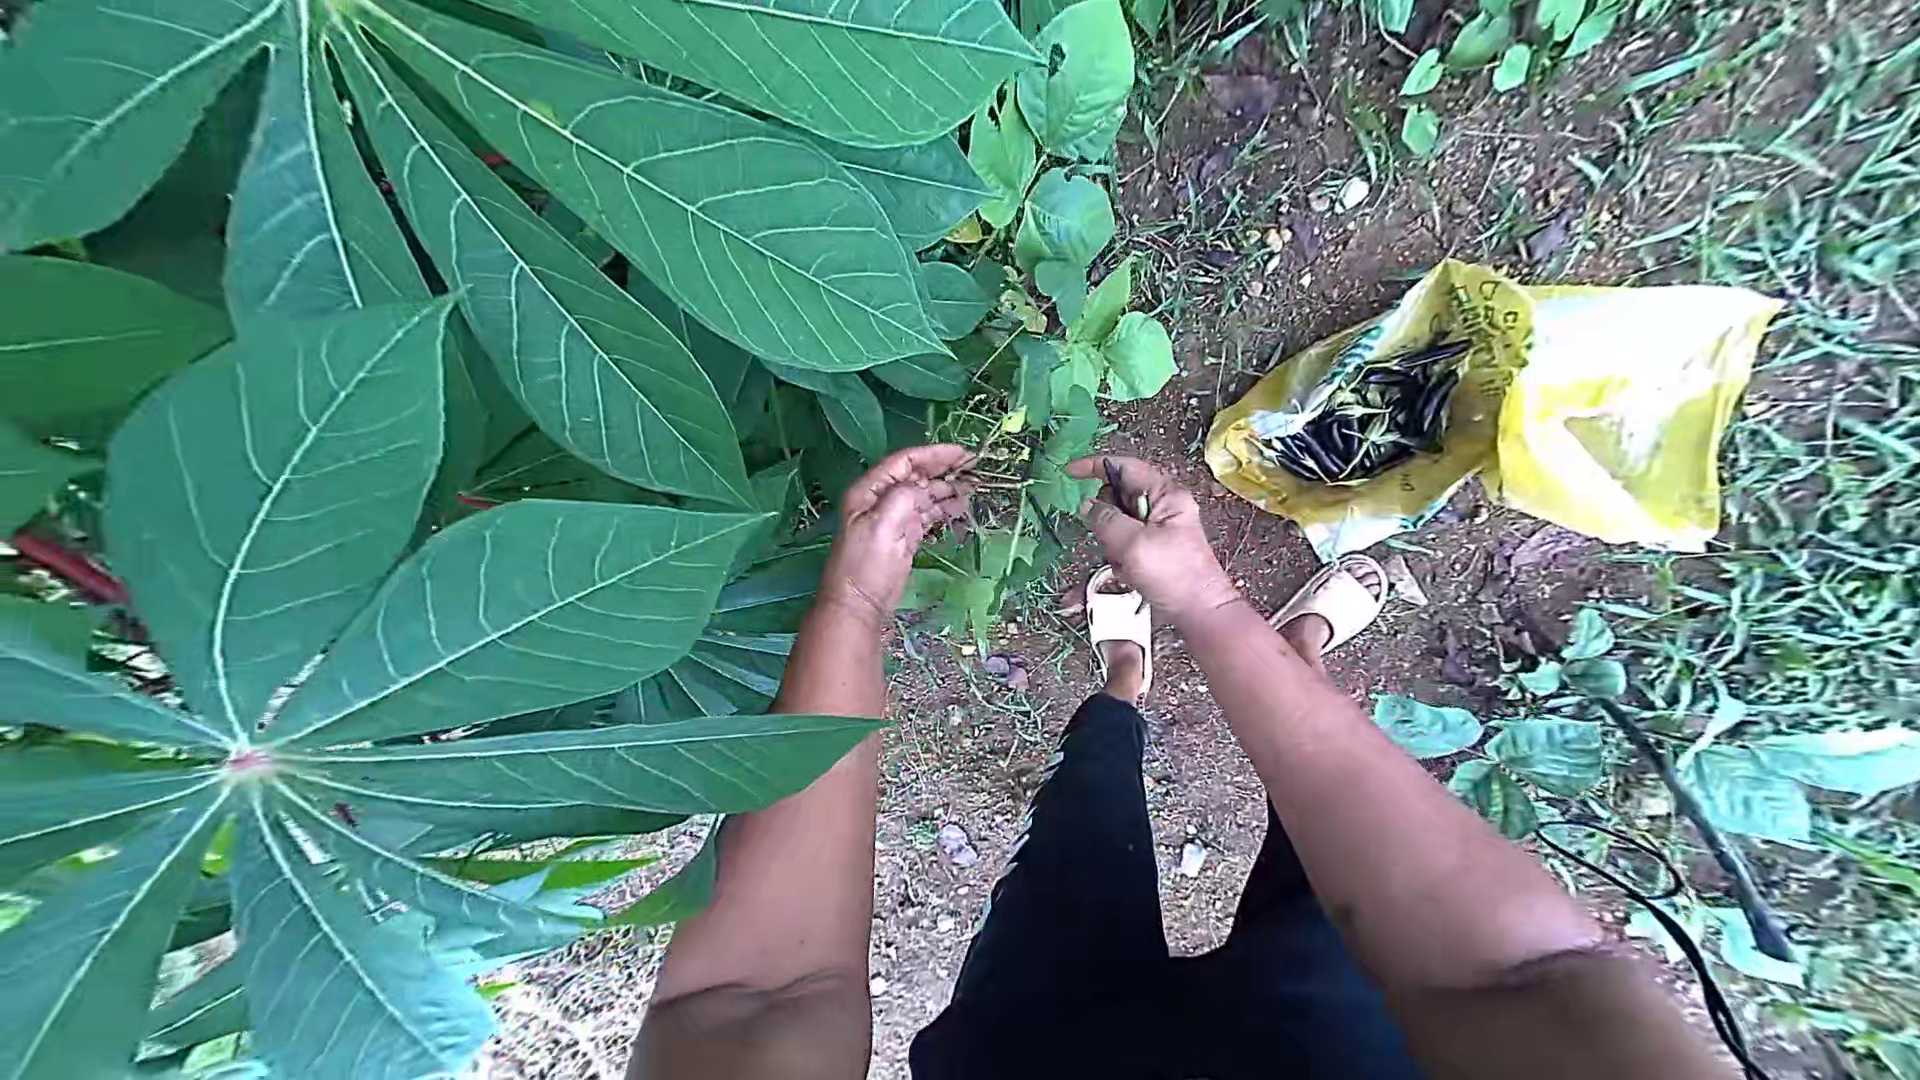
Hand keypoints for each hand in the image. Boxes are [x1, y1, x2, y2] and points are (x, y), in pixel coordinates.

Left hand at [818, 444, 974, 629]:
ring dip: (947, 489)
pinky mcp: (904, 536)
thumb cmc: (865, 565)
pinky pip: (926, 514)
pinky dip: (943, 509)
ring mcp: (893, 518)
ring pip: (924, 495)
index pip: (904, 461)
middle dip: (944, 469)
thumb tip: (926, 485)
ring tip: (973, 488)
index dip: (933, 454)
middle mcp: (881, 499)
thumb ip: (904, 497)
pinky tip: (960, 507)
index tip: (962, 453)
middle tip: (974, 467)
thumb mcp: (882, 525)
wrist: (858, 605)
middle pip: (916, 475)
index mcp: (869, 490)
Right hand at [1066, 455, 1239, 624]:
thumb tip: (1086, 505)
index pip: (1125, 466)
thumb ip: (1105, 519)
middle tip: (1113, 541)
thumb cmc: (1172, 574)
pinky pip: (1123, 541)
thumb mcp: (1132, 544)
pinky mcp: (1152, 545)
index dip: (1094, 465)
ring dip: (1112, 542)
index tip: (1068, 473)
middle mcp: (1162, 504)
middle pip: (1117, 495)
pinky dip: (1119, 555)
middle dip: (1106, 517)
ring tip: (1126, 562)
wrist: (1198, 610)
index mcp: (1165, 494)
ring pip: (1116, 521)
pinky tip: (1130, 572)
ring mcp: (1157, 525)